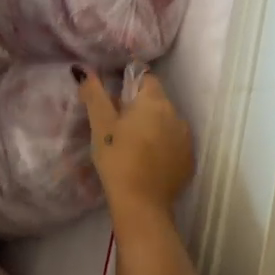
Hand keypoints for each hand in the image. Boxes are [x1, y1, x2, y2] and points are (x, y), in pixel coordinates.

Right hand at [75, 66, 194, 231]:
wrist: (141, 203)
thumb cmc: (117, 158)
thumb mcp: (100, 125)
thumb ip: (94, 94)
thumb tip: (84, 70)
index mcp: (154, 102)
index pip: (147, 78)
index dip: (130, 84)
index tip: (115, 100)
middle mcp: (176, 115)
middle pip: (157, 101)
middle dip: (140, 107)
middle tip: (117, 125)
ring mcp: (186, 138)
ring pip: (166, 122)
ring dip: (152, 126)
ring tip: (132, 145)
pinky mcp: (189, 160)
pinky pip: (174, 143)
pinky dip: (162, 145)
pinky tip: (146, 160)